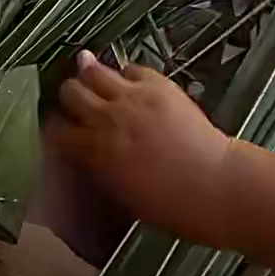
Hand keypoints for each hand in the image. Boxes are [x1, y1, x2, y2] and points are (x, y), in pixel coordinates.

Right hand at [55, 50, 240, 246]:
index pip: (58, 131)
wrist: (218, 187)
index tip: (60, 127)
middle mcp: (107, 118)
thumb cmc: (174, 207)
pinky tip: (130, 81)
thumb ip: (101, 168)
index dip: (55, 127)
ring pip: (95, 71)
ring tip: (89, 72)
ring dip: (90, 73)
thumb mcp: (124, 196)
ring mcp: (131, 97)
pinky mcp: (157, 84)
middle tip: (75, 99)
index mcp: (95, 151)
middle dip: (69, 95)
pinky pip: (131, 68)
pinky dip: (127, 74)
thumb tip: (90, 154)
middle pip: (70, 91)